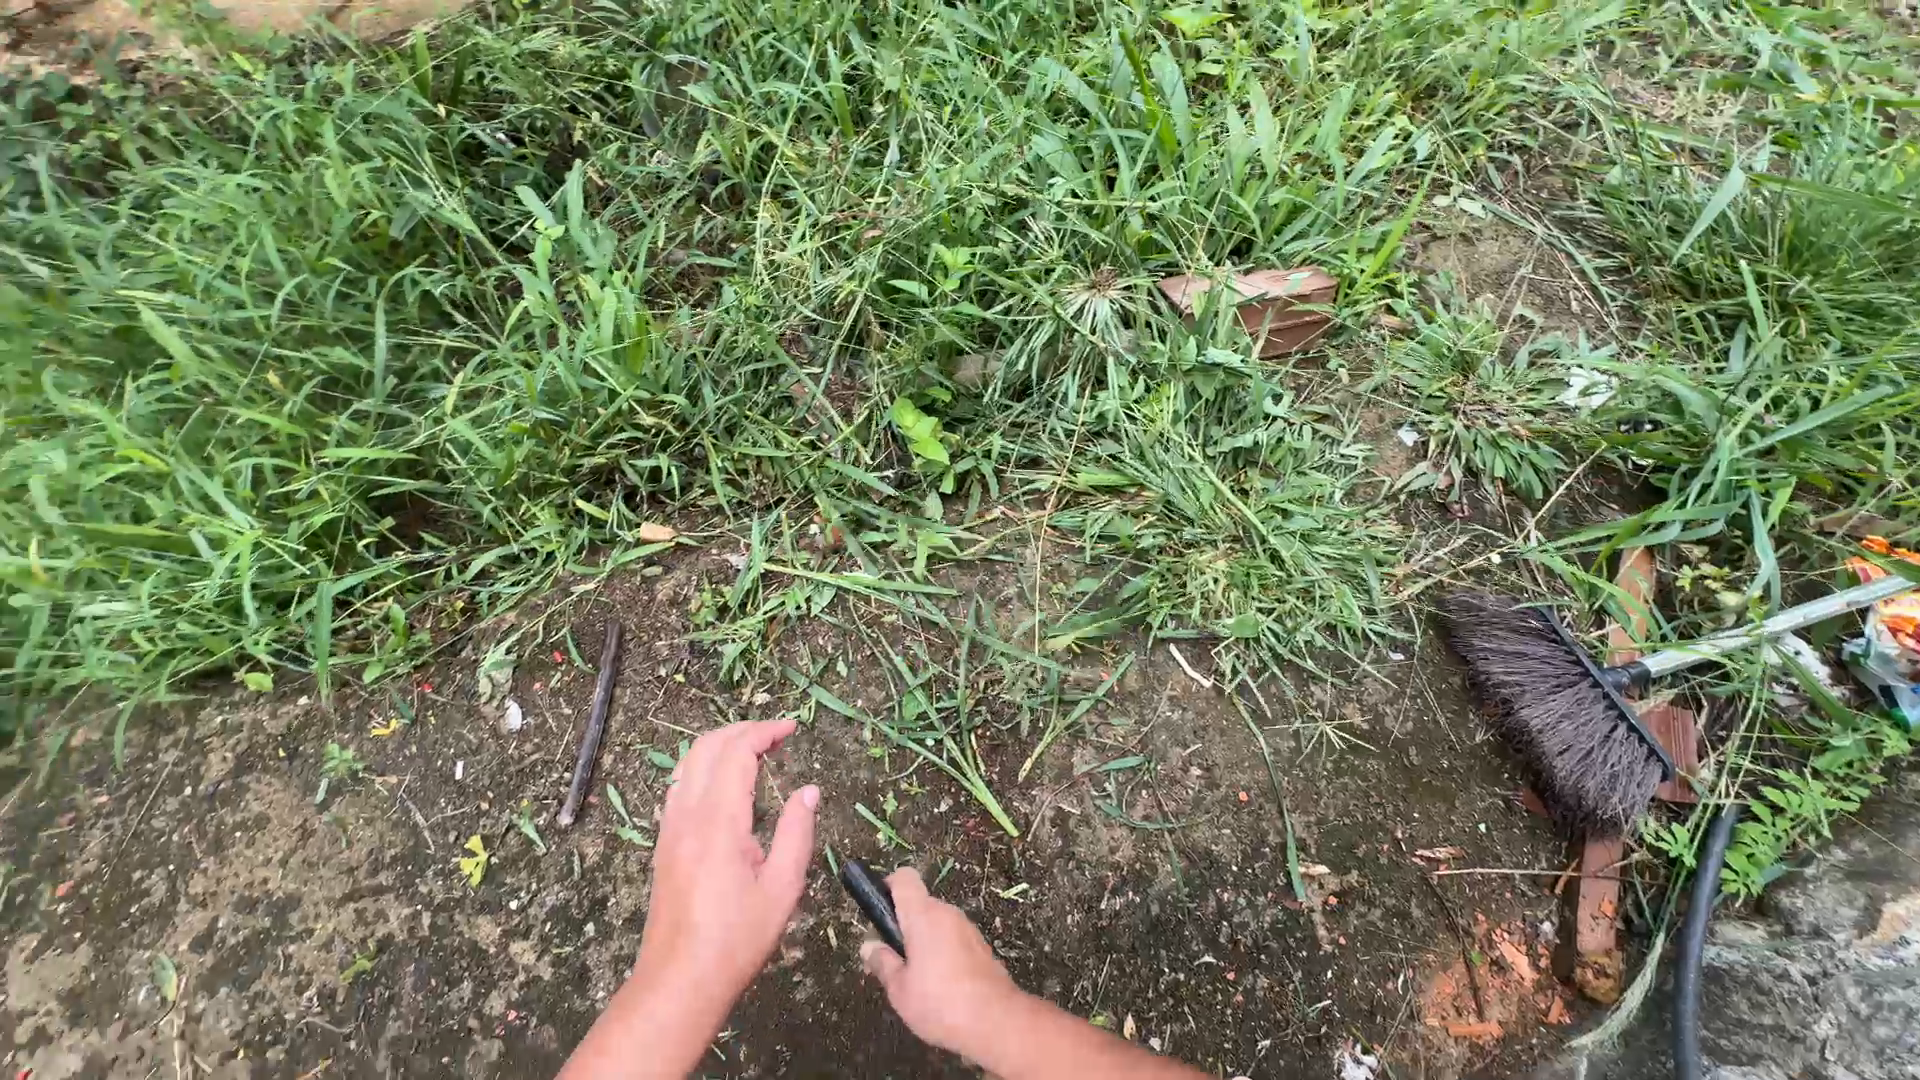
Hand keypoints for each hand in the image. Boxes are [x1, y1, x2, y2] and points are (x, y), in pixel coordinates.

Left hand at [634, 718, 818, 1004]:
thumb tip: (809, 791)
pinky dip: (704, 766)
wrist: (678, 982)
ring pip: (688, 763)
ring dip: (721, 745)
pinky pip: (679, 785)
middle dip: (743, 730)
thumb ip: (796, 833)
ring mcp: (670, 828)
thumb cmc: (736, 939)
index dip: (765, 731)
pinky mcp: (664, 843)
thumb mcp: (782, 888)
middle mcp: (688, 815)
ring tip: (755, 750)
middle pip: (708, 747)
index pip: (737, 753)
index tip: (792, 728)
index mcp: (719, 822)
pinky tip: (725, 782)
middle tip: (777, 734)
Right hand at [860, 867, 1021, 1054]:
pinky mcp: (980, 944)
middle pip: (919, 905)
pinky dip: (942, 950)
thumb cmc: (941, 1003)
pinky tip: (941, 985)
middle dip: (903, 926)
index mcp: (923, 916)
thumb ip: (883, 963)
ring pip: (936, 923)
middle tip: (893, 961)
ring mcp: (967, 927)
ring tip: (916, 979)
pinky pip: (952, 937)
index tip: (879, 912)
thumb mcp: (900, 990)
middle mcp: (946, 913)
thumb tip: (869, 946)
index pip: (904, 878)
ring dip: (923, 941)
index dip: (888, 886)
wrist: (996, 1020)